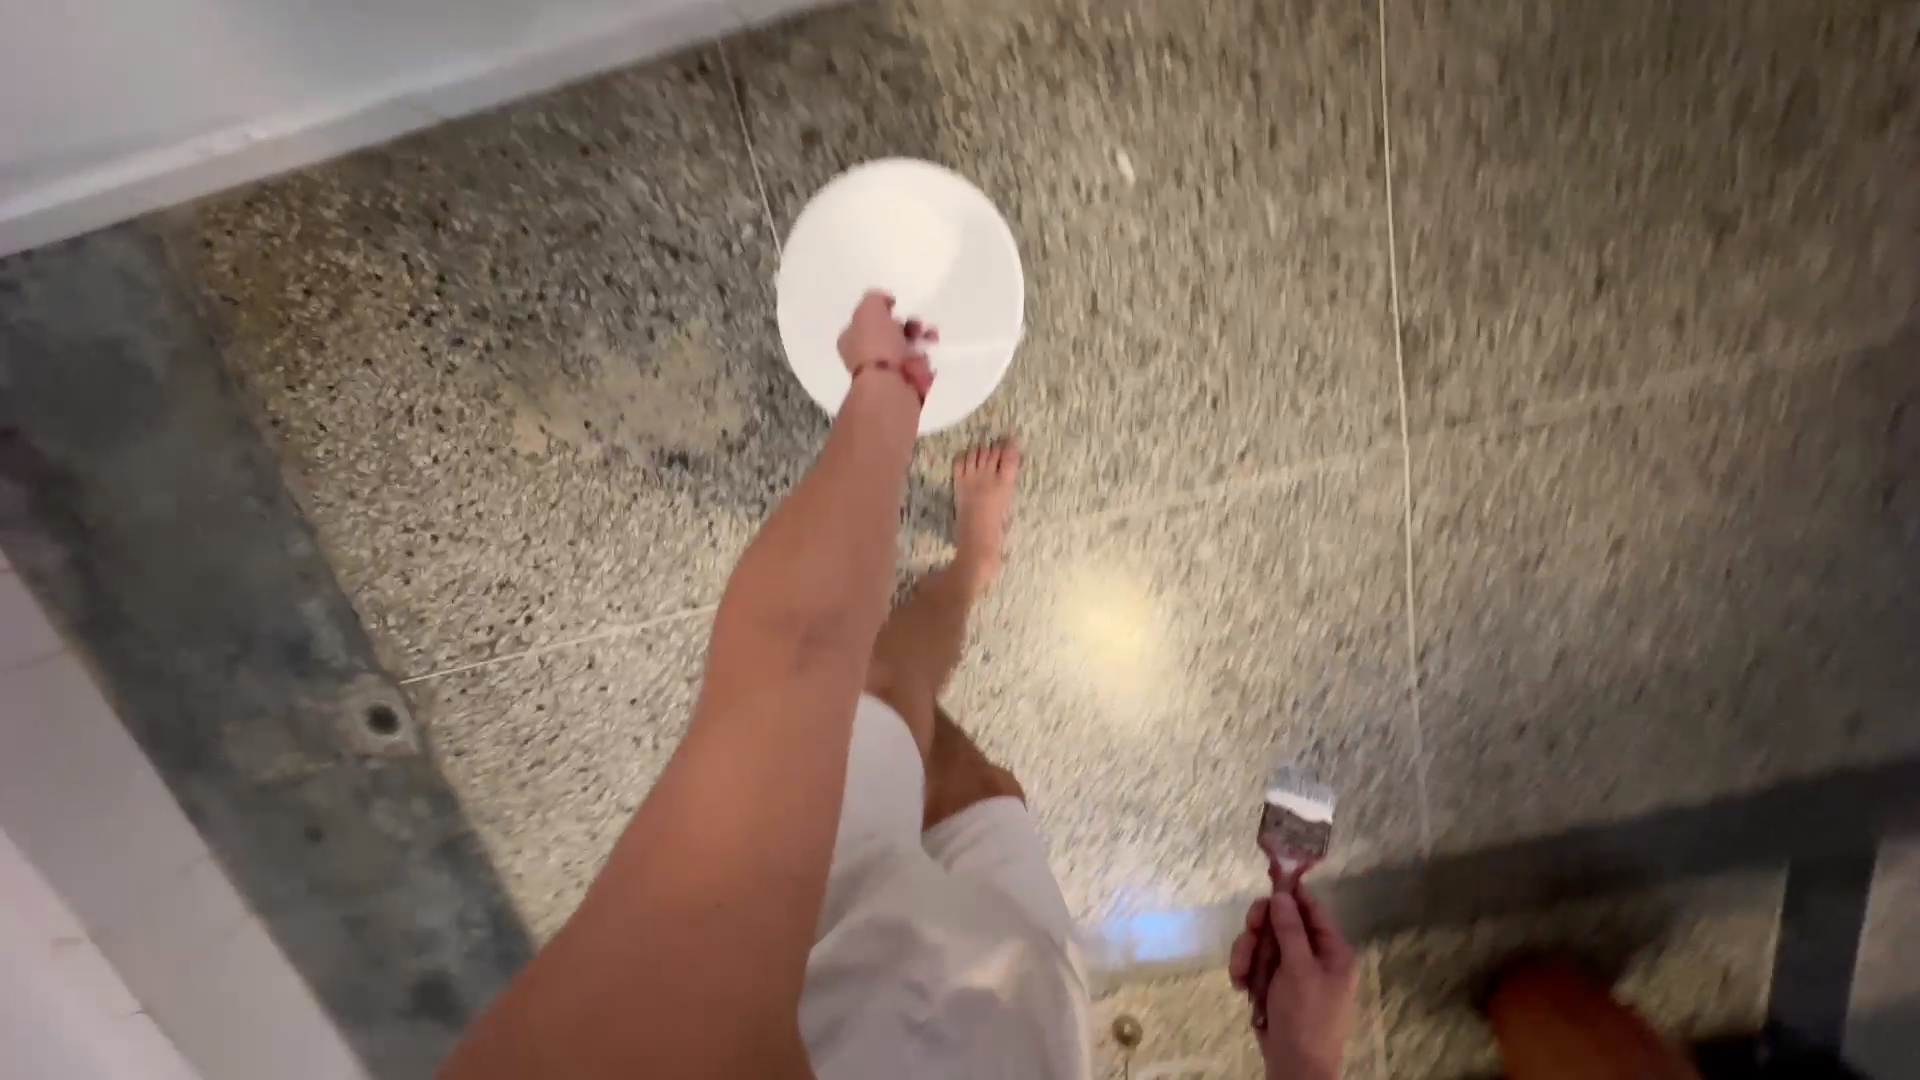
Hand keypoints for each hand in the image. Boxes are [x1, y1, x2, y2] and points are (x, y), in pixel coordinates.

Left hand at [836, 290, 935, 394]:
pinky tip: (929, 351)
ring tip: (930, 335)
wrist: (891, 383)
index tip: (894, 307)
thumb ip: (876, 298)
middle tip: (915, 324)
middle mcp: (868, 356)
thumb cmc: (876, 345)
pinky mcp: (907, 381)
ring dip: (922, 336)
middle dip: (906, 324)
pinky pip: (920, 364)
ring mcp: (888, 370)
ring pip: (908, 347)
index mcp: (852, 339)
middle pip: (890, 333)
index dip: (881, 312)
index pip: (866, 321)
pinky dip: (927, 356)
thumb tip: (886, 301)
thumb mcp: (869, 309)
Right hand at [1228, 886, 1356, 1079]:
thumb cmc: (1306, 1018)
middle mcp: (1313, 957)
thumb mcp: (1299, 970)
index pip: (1311, 908)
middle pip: (1280, 922)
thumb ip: (1290, 929)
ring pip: (1262, 941)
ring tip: (1242, 975)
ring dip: (1247, 954)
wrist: (1295, 1069)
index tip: (1268, 875)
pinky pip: (1254, 962)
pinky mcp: (1274, 984)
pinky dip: (1245, 970)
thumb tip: (1282, 894)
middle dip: (1260, 930)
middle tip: (1249, 934)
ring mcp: (1292, 971)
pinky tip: (1242, 986)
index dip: (1290, 892)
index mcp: (1332, 952)